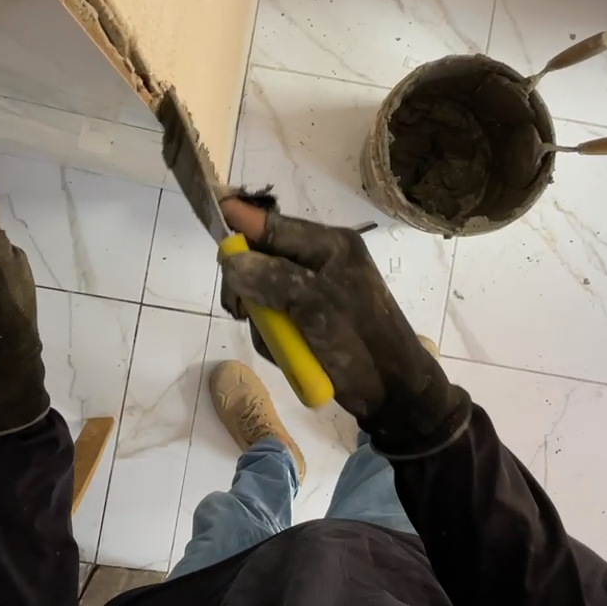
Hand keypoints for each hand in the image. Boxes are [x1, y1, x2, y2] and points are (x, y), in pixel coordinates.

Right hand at [218, 203, 469, 456]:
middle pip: (260, 260)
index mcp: (329, 246)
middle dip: (249, 287)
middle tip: (245, 310)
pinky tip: (290, 354)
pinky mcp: (306, 322)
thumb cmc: (361, 343)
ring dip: (264, 322)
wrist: (392, 394)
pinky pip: (271, 323)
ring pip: (260, 296)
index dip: (242, 220)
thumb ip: (271, 278)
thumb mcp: (315, 306)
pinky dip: (273, 340)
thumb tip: (231, 259)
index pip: (274, 225)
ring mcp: (311, 294)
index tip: (214, 211)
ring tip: (284, 343)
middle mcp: (319, 263)